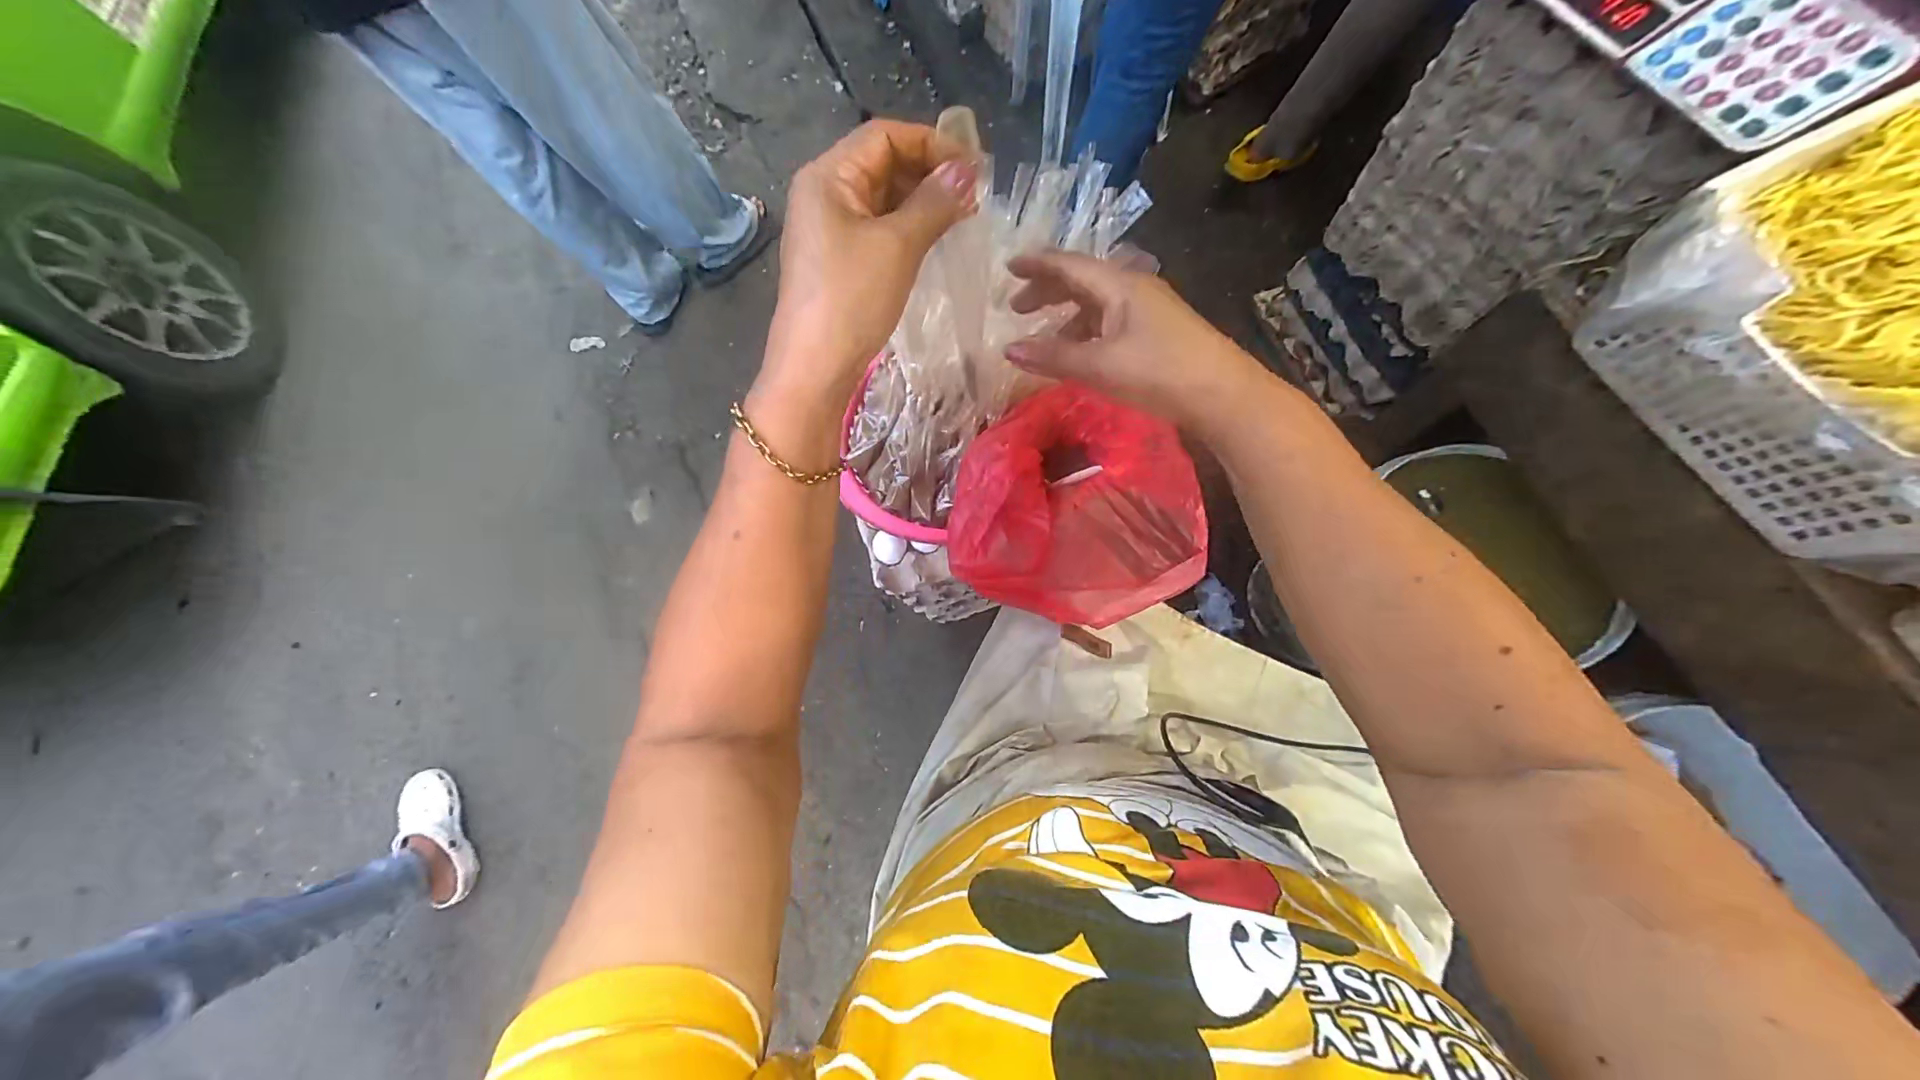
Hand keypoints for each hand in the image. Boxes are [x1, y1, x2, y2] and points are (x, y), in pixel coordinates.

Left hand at [764, 119, 978, 402]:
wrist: (816, 366)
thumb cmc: (852, 299)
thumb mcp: (898, 246)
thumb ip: (934, 202)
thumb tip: (967, 171)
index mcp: (828, 176)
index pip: (883, 136)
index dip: (931, 143)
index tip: (974, 167)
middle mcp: (823, 193)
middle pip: (882, 163)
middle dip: (928, 172)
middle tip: (973, 195)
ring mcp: (828, 228)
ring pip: (882, 198)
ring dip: (922, 201)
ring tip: (962, 217)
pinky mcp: (838, 259)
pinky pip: (877, 228)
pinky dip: (907, 227)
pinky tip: (934, 239)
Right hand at [1004, 252, 1264, 430]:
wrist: (1221, 394)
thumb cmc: (1158, 372)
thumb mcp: (1100, 366)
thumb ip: (1053, 357)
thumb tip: (1009, 350)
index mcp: (1119, 285)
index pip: (1068, 265)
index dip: (1036, 265)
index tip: (1008, 267)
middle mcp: (1134, 288)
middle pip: (1082, 280)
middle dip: (1048, 290)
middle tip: (1017, 307)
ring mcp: (1149, 309)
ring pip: (1097, 302)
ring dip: (1067, 314)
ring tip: (1045, 336)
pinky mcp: (1158, 331)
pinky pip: (1111, 320)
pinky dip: (1087, 330)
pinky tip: (1081, 352)